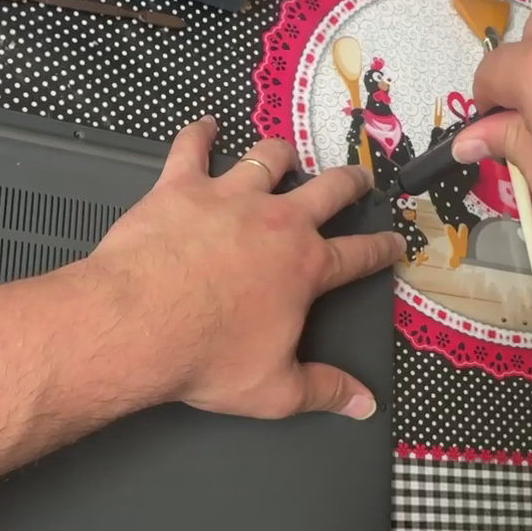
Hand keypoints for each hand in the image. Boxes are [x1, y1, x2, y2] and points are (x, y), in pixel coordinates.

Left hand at [83, 118, 402, 419]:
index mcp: (303, 268)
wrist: (137, 325)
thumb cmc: (205, 357)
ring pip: (268, 158)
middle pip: (328, 190)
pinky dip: (200, 133)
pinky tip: (204, 126)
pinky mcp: (180, 186)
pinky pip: (192, 146)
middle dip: (349, 183)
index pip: (359, 255)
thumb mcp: (274, 390)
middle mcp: (275, 222)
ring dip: (281, 155)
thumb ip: (325, 391)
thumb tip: (363, 404)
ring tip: (285, 155)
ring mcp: (228, 197)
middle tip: (357, 180)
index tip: (394, 242)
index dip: (382, 249)